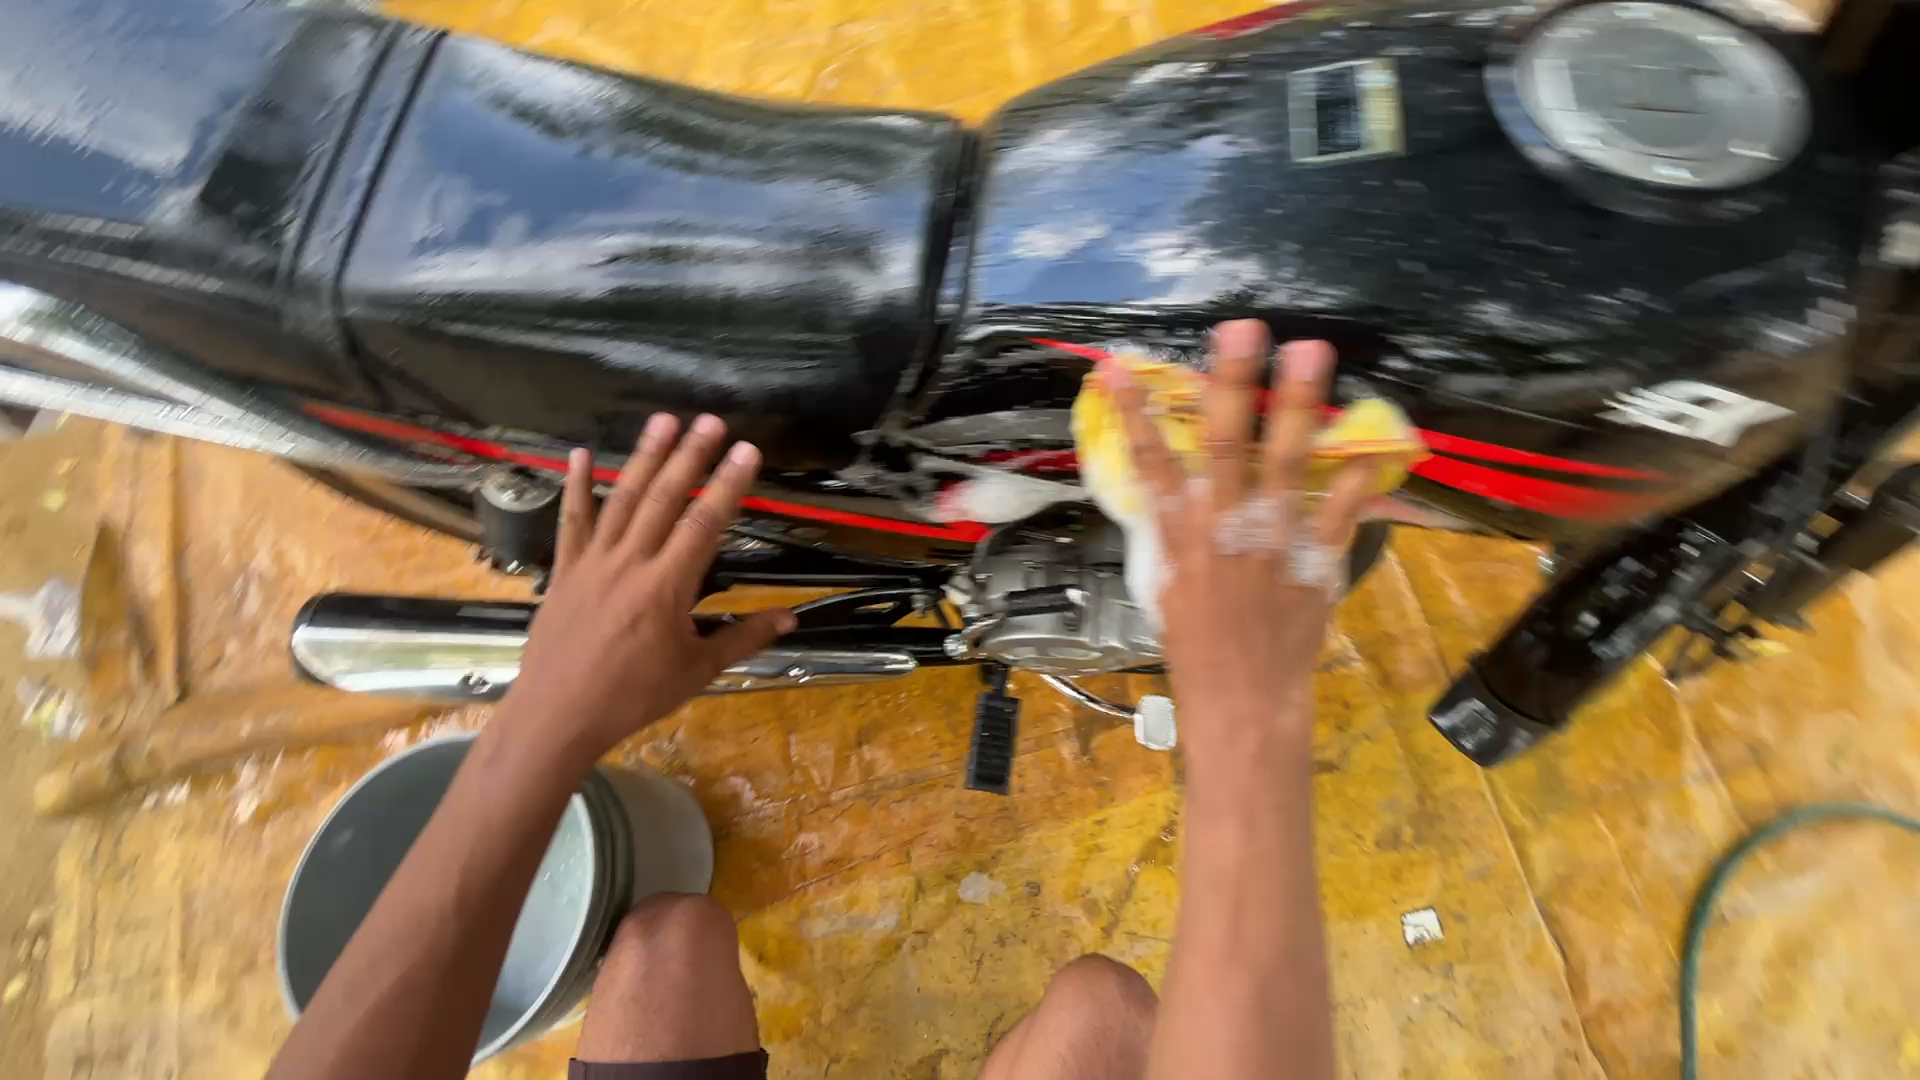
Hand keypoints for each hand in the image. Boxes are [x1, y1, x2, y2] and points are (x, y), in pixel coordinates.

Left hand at [494, 413, 794, 765]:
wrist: (556, 716)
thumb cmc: (633, 696)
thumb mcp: (697, 671)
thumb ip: (744, 638)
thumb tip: (790, 617)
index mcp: (667, 587)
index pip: (704, 524)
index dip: (728, 484)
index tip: (746, 451)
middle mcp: (630, 563)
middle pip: (663, 499)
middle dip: (690, 456)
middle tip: (710, 420)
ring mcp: (592, 562)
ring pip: (621, 499)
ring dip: (644, 457)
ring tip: (663, 421)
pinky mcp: (565, 570)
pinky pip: (571, 521)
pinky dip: (575, 485)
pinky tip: (579, 453)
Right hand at [1106, 320, 1376, 756]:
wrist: (1240, 697)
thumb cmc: (1190, 643)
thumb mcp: (1160, 584)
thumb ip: (1166, 531)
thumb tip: (1166, 490)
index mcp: (1178, 533)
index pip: (1149, 461)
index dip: (1133, 411)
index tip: (1118, 366)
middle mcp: (1223, 525)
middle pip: (1225, 444)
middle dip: (1230, 384)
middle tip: (1242, 327)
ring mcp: (1273, 540)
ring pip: (1286, 463)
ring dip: (1298, 406)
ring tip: (1311, 352)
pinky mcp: (1317, 560)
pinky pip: (1344, 512)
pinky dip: (1364, 477)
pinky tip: (1386, 441)